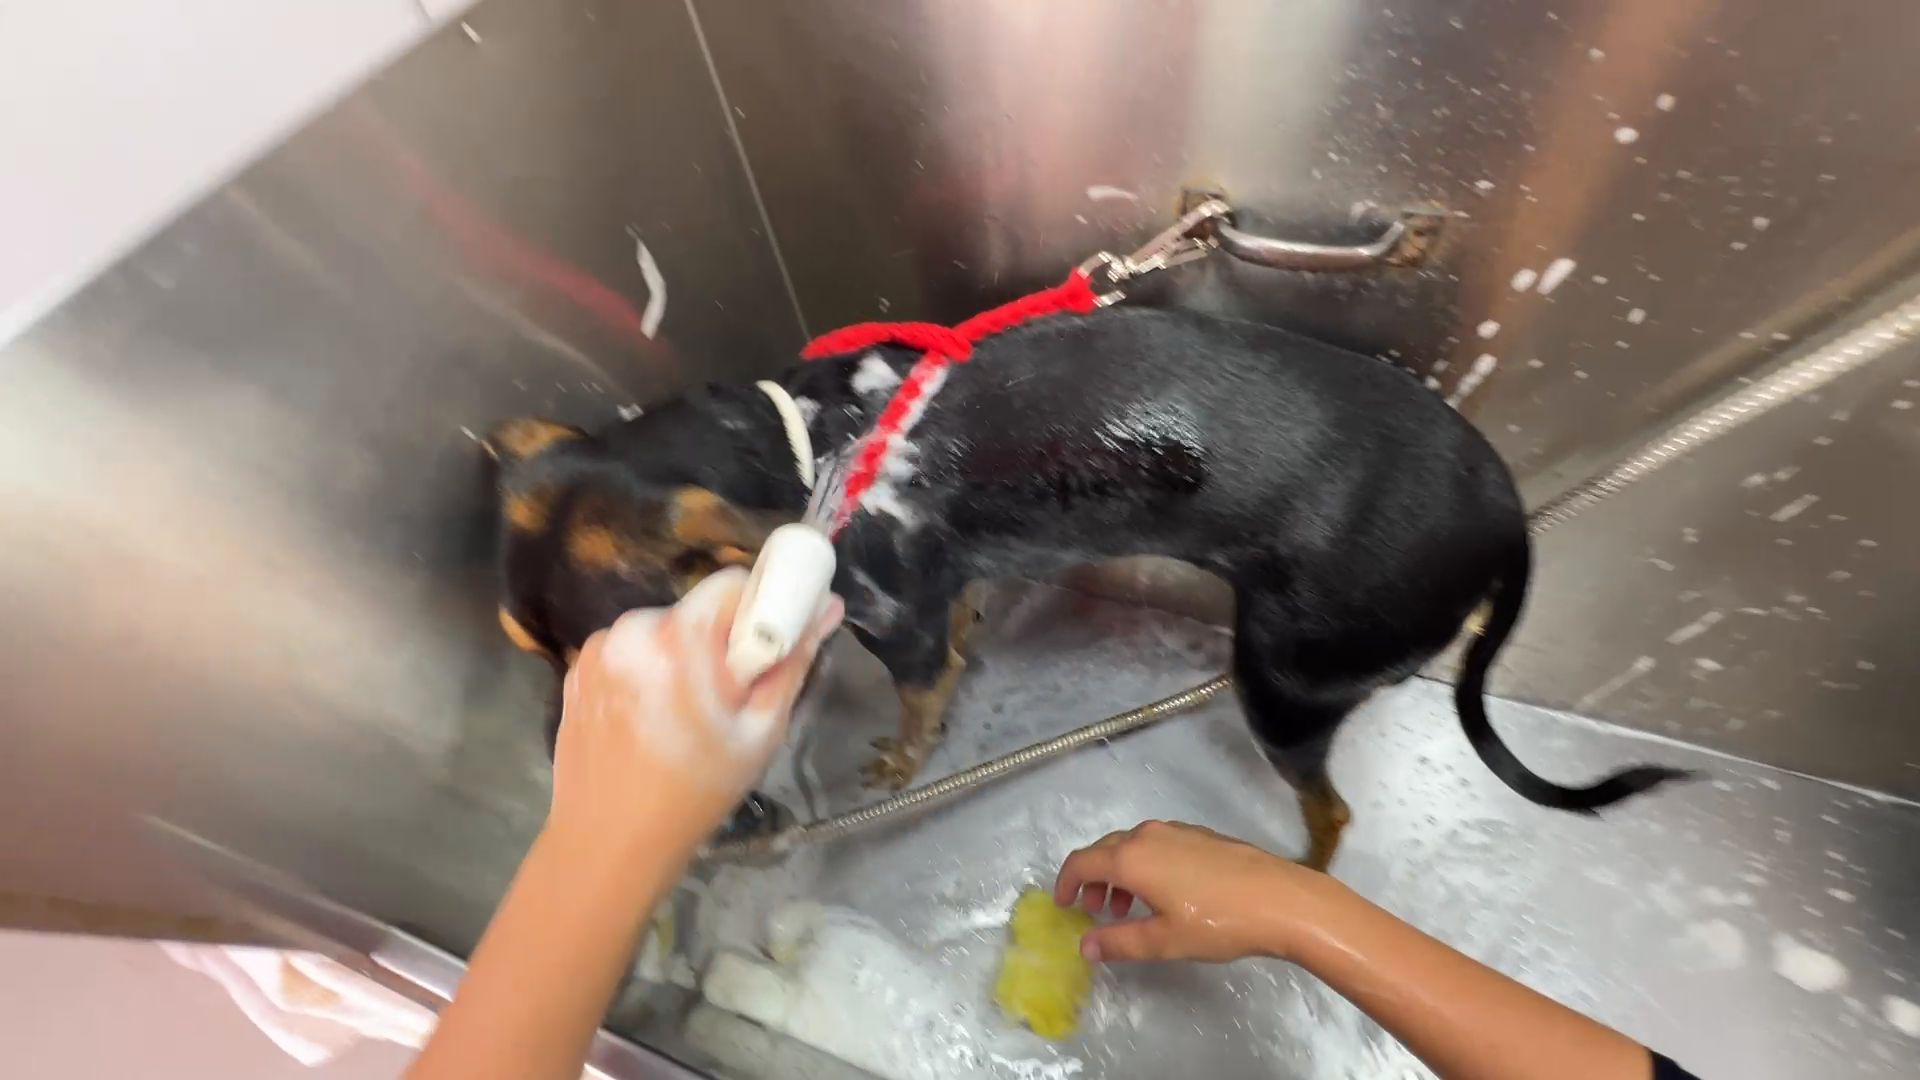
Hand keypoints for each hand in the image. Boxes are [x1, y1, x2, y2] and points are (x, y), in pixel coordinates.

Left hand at [548, 567, 843, 857]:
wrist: (605, 845)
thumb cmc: (696, 790)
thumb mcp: (762, 729)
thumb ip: (795, 659)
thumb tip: (830, 605)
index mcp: (677, 638)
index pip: (733, 583)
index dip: (762, 608)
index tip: (770, 649)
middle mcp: (630, 629)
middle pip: (699, 610)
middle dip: (724, 641)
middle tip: (734, 694)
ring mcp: (597, 648)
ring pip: (668, 630)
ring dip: (688, 656)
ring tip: (691, 713)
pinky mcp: (579, 668)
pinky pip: (636, 650)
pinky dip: (654, 670)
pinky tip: (655, 717)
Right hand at [1052, 820, 1324, 963]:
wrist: (1278, 897)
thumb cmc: (1217, 921)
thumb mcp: (1164, 940)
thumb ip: (1119, 941)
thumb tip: (1084, 945)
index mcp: (1131, 858)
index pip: (1081, 862)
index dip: (1065, 882)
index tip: (1062, 904)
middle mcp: (1145, 835)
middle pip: (1103, 851)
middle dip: (1092, 880)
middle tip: (1095, 911)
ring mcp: (1172, 830)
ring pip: (1130, 846)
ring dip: (1118, 874)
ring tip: (1127, 908)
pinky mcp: (1195, 833)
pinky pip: (1153, 844)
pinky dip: (1142, 865)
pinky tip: (1162, 893)